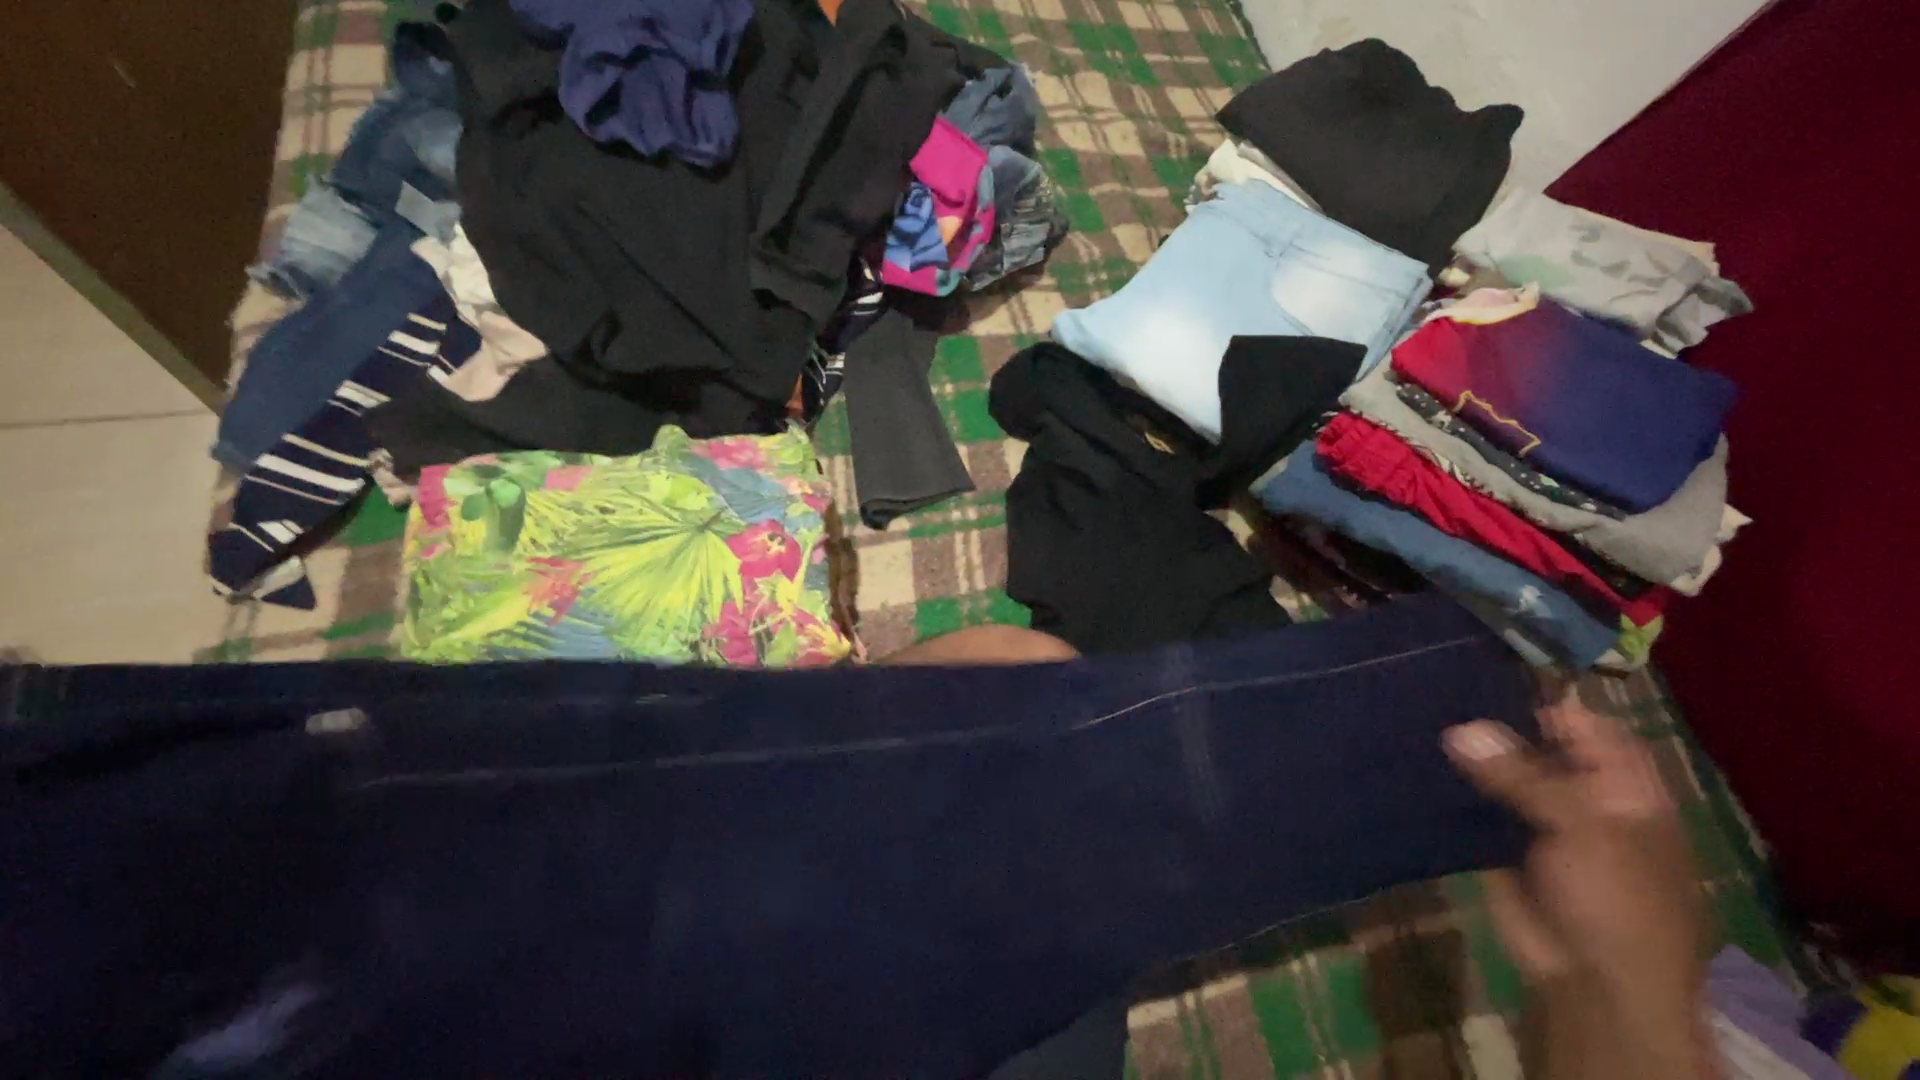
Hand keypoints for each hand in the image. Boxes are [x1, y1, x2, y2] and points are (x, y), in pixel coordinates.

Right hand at [1445, 703, 1716, 1079]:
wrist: (1592, 980)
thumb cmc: (1616, 901)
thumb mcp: (1583, 828)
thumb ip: (1523, 776)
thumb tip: (1460, 729)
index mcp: (1622, 787)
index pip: (1588, 726)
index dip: (1547, 699)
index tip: (1489, 673)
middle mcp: (1581, 795)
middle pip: (1538, 745)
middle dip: (1496, 721)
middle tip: (1438, 687)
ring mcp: (1539, 820)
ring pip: (1501, 774)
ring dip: (1467, 753)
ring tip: (1416, 714)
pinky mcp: (1500, 844)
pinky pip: (1473, 806)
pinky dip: (1450, 787)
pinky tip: (1413, 761)